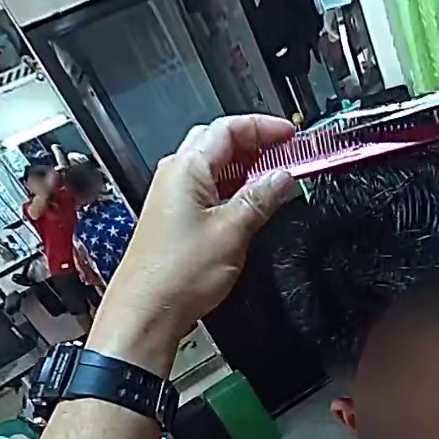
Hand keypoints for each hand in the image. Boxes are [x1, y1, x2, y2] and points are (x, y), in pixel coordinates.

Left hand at [90, 115, 296, 362]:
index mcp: (186, 169)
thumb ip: (261, 199)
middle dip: (257, 143)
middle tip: (287, 154)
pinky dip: (236, 190)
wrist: (147, 310)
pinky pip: (210, 191)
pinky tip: (254, 204)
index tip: (290, 134)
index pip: (229, 128)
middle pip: (220, 143)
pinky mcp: (178, 218)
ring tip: (277, 179)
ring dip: (248, 168)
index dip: (264, 127)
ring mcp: (174, 197)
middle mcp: (176, 176)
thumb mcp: (232, 231)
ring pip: (216, 167)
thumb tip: (283, 177)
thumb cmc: (176, 274)